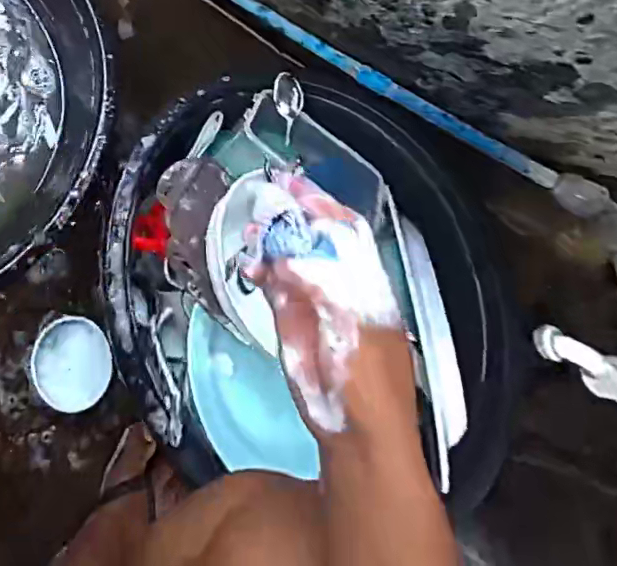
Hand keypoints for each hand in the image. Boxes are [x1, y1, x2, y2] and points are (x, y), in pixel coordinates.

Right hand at [243, 192, 414, 440]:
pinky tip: (249, 262)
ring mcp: (312, 298)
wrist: (356, 434)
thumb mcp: (352, 328)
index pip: (343, 229)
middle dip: (290, 214)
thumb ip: (321, 289)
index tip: (293, 182)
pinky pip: (271, 281)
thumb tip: (286, 259)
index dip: (321, 202)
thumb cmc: (367, 383)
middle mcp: (338, 282)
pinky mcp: (290, 316)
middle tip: (265, 195)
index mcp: (365, 281)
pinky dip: (258, 268)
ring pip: (287, 256)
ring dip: (270, 239)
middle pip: (312, 237)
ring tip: (252, 229)